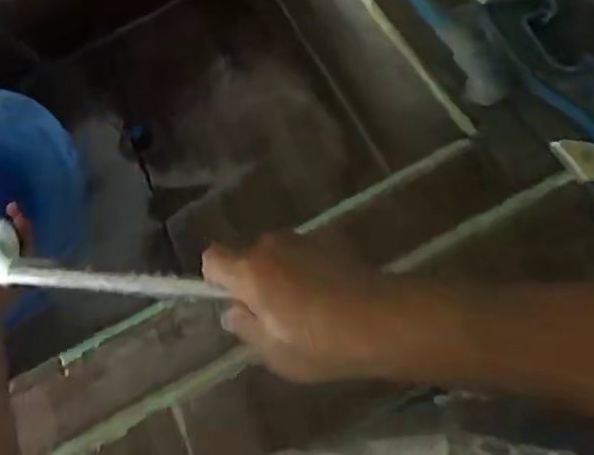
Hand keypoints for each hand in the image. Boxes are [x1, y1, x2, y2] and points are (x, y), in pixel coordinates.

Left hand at [0, 203, 33, 326]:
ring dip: (20, 224)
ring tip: (14, 211)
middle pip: (8, 238)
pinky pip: (28, 250)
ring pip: (21, 242)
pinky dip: (27, 234)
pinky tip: (21, 221)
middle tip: (9, 207)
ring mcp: (9, 269)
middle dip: (10, 221)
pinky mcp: (21, 273)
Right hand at [202, 231, 405, 382]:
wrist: (380, 318)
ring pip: (271, 257)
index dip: (214, 278)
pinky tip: (322, 299)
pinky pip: (294, 255)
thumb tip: (232, 311)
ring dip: (277, 277)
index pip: (212, 257)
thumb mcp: (277, 354)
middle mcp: (267, 245)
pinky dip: (299, 272)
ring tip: (303, 311)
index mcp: (251, 271)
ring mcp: (295, 239)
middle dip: (251, 283)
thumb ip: (247, 329)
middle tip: (273, 317)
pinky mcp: (320, 241)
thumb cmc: (322, 343)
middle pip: (244, 258)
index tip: (234, 302)